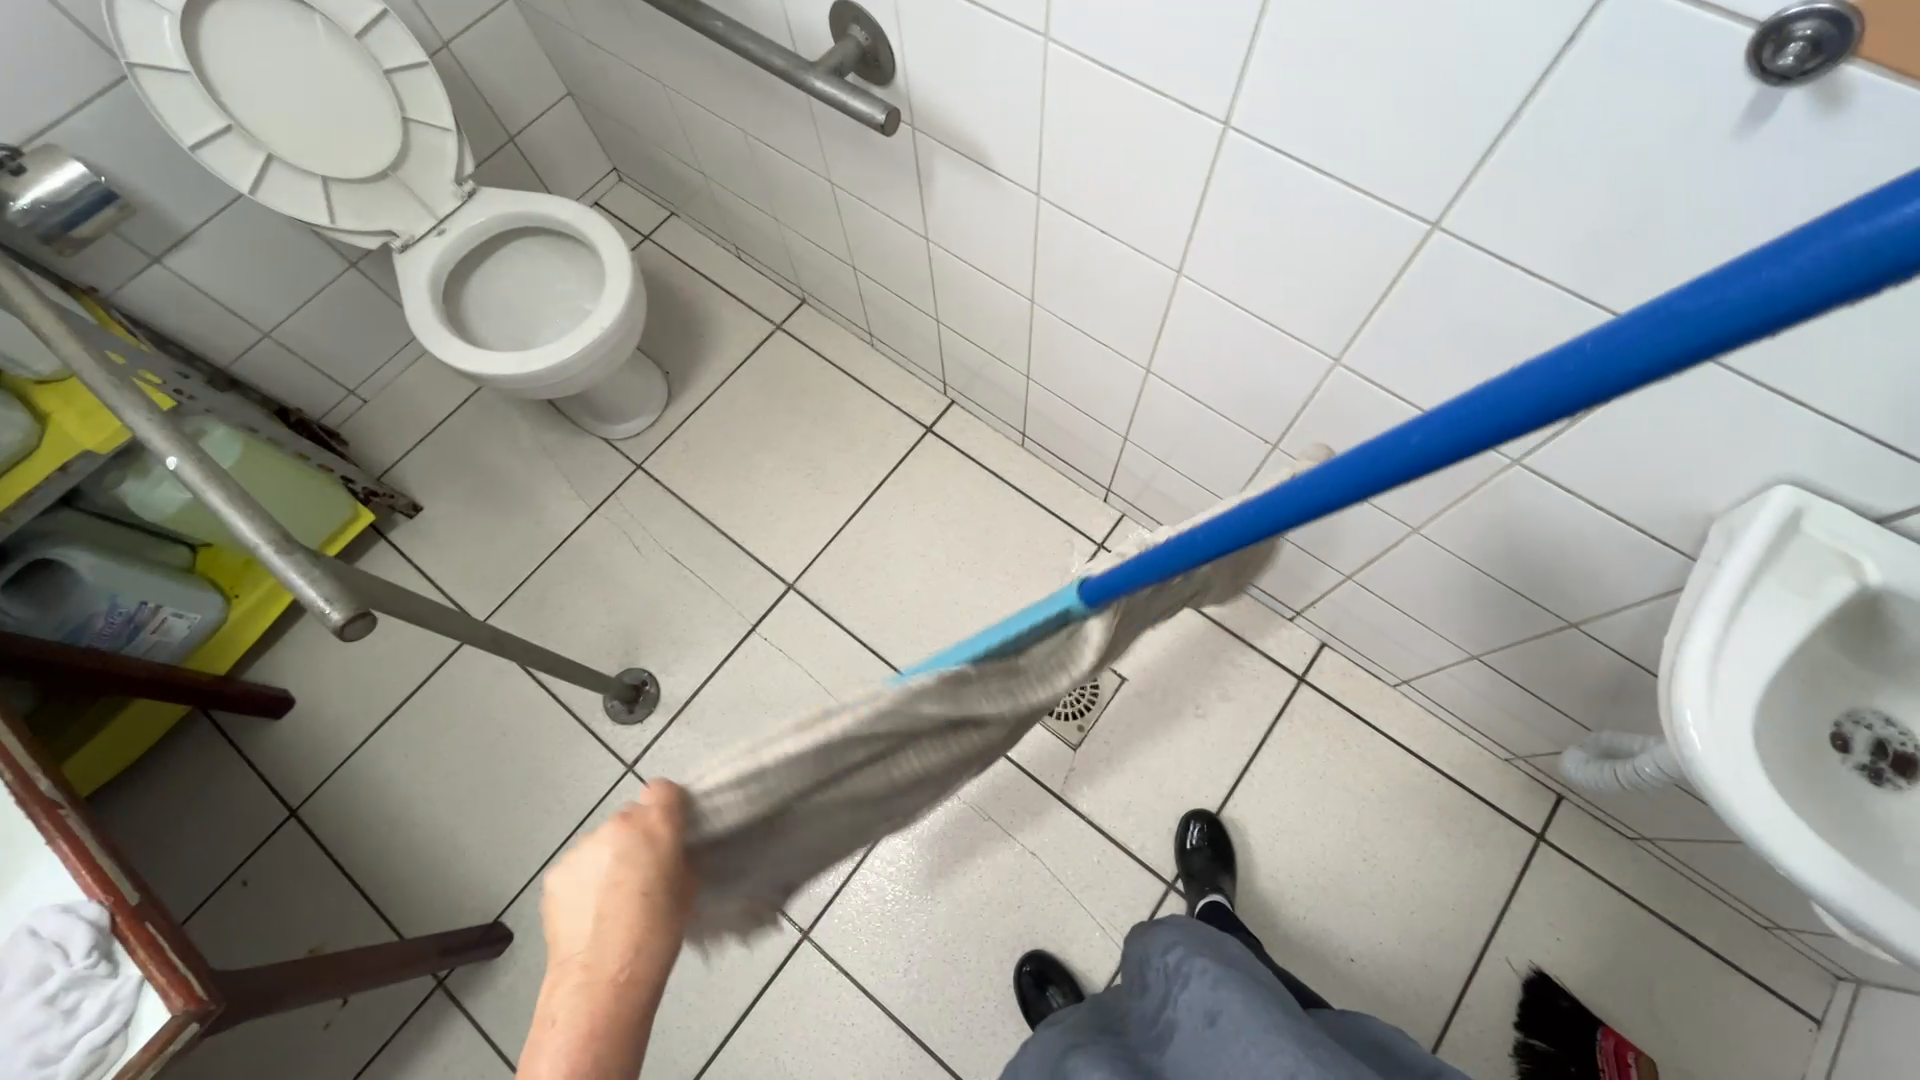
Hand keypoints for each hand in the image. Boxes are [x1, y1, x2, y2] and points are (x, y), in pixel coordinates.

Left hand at [522, 783, 694, 1079]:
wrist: (604, 975)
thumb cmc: (659, 933)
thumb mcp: (688, 887)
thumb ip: (678, 856)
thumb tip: (668, 853)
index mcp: (656, 824)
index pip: (663, 789)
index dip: (667, 807)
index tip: (670, 831)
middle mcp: (617, 825)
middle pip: (630, 817)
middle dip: (636, 837)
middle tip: (641, 874)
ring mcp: (581, 848)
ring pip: (601, 842)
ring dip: (608, 858)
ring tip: (610, 900)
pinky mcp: (555, 873)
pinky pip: (578, 866)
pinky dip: (584, 881)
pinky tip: (589, 913)